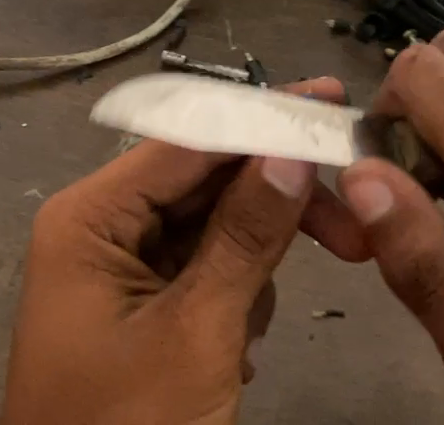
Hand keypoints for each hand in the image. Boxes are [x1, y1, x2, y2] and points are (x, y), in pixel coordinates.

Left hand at [1, 78, 363, 424]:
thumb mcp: (196, 334)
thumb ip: (245, 237)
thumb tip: (291, 152)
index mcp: (90, 216)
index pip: (185, 141)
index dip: (257, 115)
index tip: (325, 97)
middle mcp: (102, 224)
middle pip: (202, 180)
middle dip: (274, 201)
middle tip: (353, 221)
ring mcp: (122, 264)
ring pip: (211, 226)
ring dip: (256, 262)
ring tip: (255, 327)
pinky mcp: (144, 302)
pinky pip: (206, 268)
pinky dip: (237, 295)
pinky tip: (239, 346)